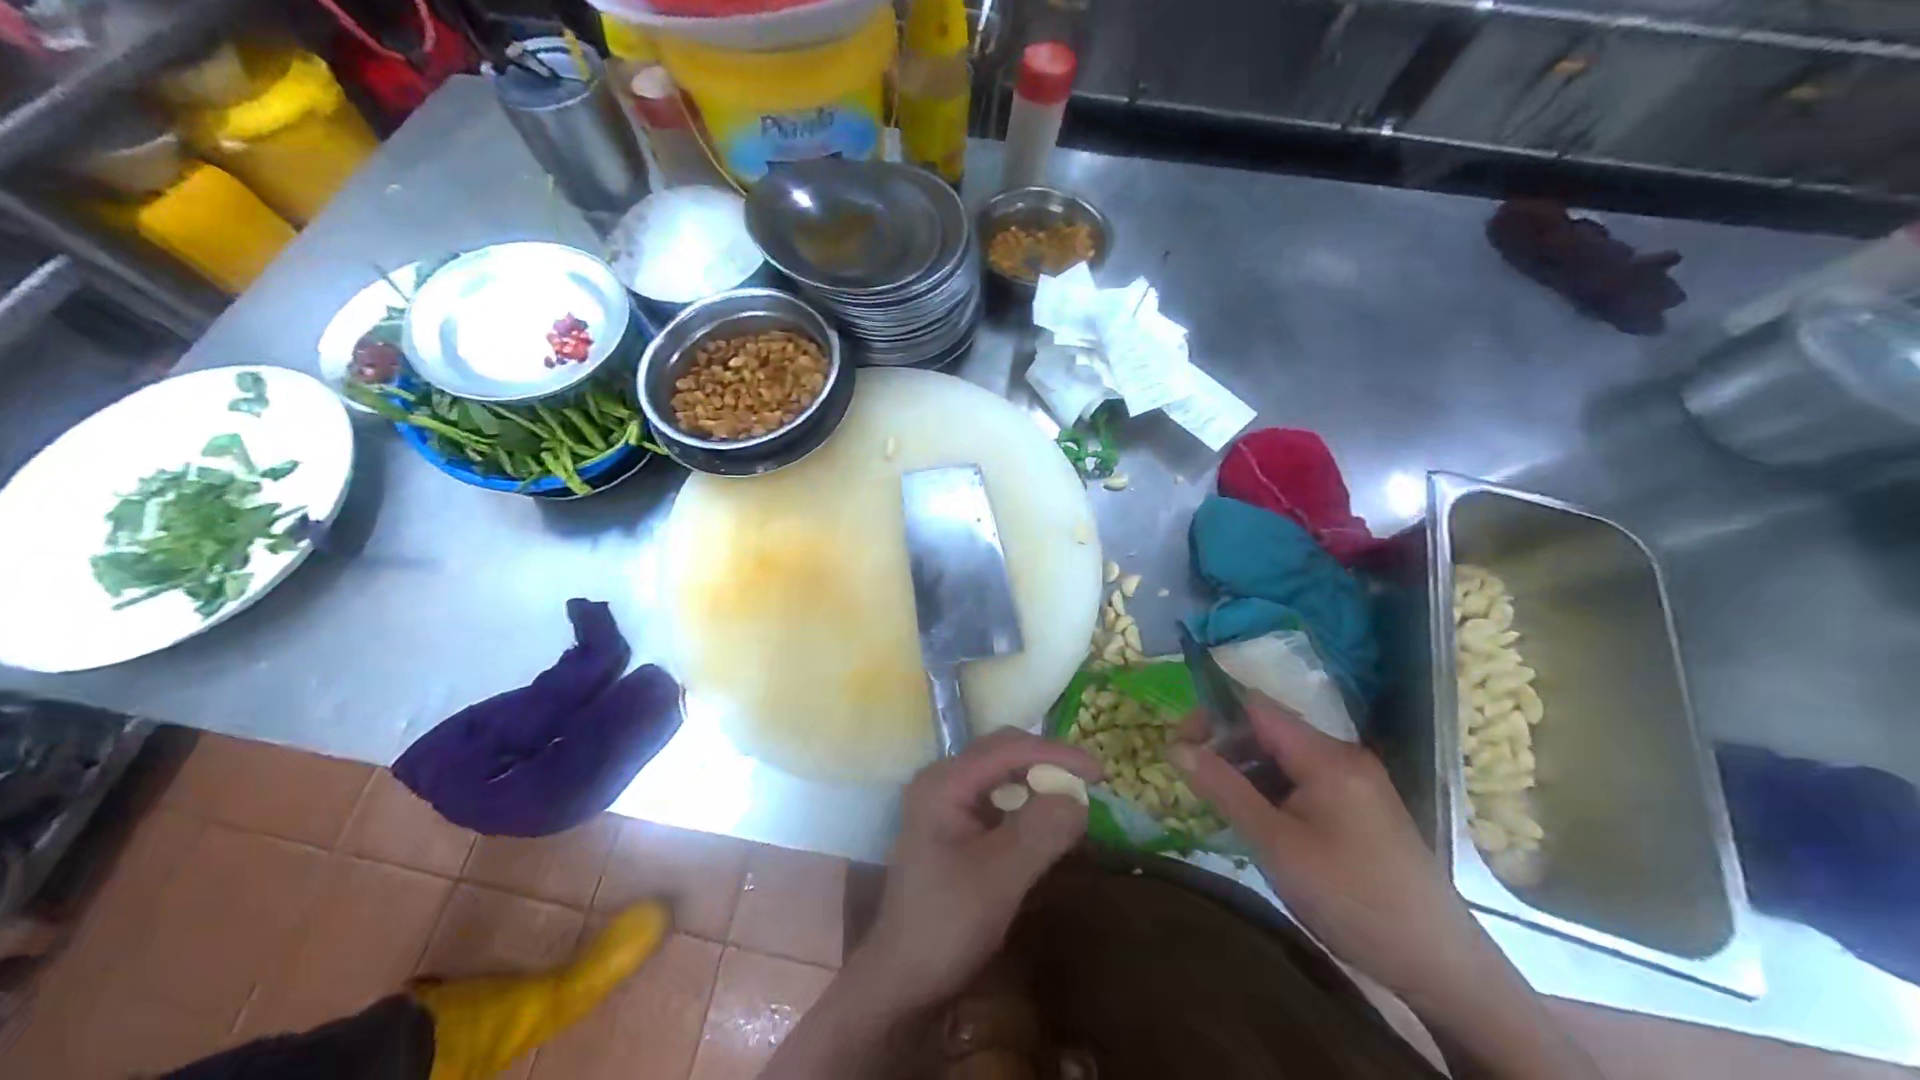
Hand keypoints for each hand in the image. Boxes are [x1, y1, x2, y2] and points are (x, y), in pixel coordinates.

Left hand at [857, 730, 1102, 1009]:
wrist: (904, 979)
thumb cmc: (947, 924)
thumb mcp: (1000, 877)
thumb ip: (1040, 831)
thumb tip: (1079, 799)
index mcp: (944, 782)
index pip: (1009, 748)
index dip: (1058, 754)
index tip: (1101, 774)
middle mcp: (943, 782)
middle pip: (1004, 753)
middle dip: (1049, 764)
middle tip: (1091, 784)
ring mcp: (946, 804)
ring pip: (1003, 775)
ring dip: (1040, 785)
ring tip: (1076, 804)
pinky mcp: (955, 827)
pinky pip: (998, 801)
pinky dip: (1028, 808)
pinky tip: (1049, 827)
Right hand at [1168, 695, 1493, 1003]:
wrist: (1438, 962)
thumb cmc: (1350, 897)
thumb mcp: (1275, 844)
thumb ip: (1223, 788)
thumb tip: (1175, 746)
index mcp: (1327, 756)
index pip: (1256, 708)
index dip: (1212, 716)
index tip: (1179, 746)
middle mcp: (1343, 756)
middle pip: (1269, 730)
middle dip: (1225, 746)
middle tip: (1192, 780)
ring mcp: (1356, 782)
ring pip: (1284, 759)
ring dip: (1246, 772)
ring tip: (1218, 804)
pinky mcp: (1360, 808)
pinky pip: (1303, 782)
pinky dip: (1272, 791)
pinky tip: (1255, 821)